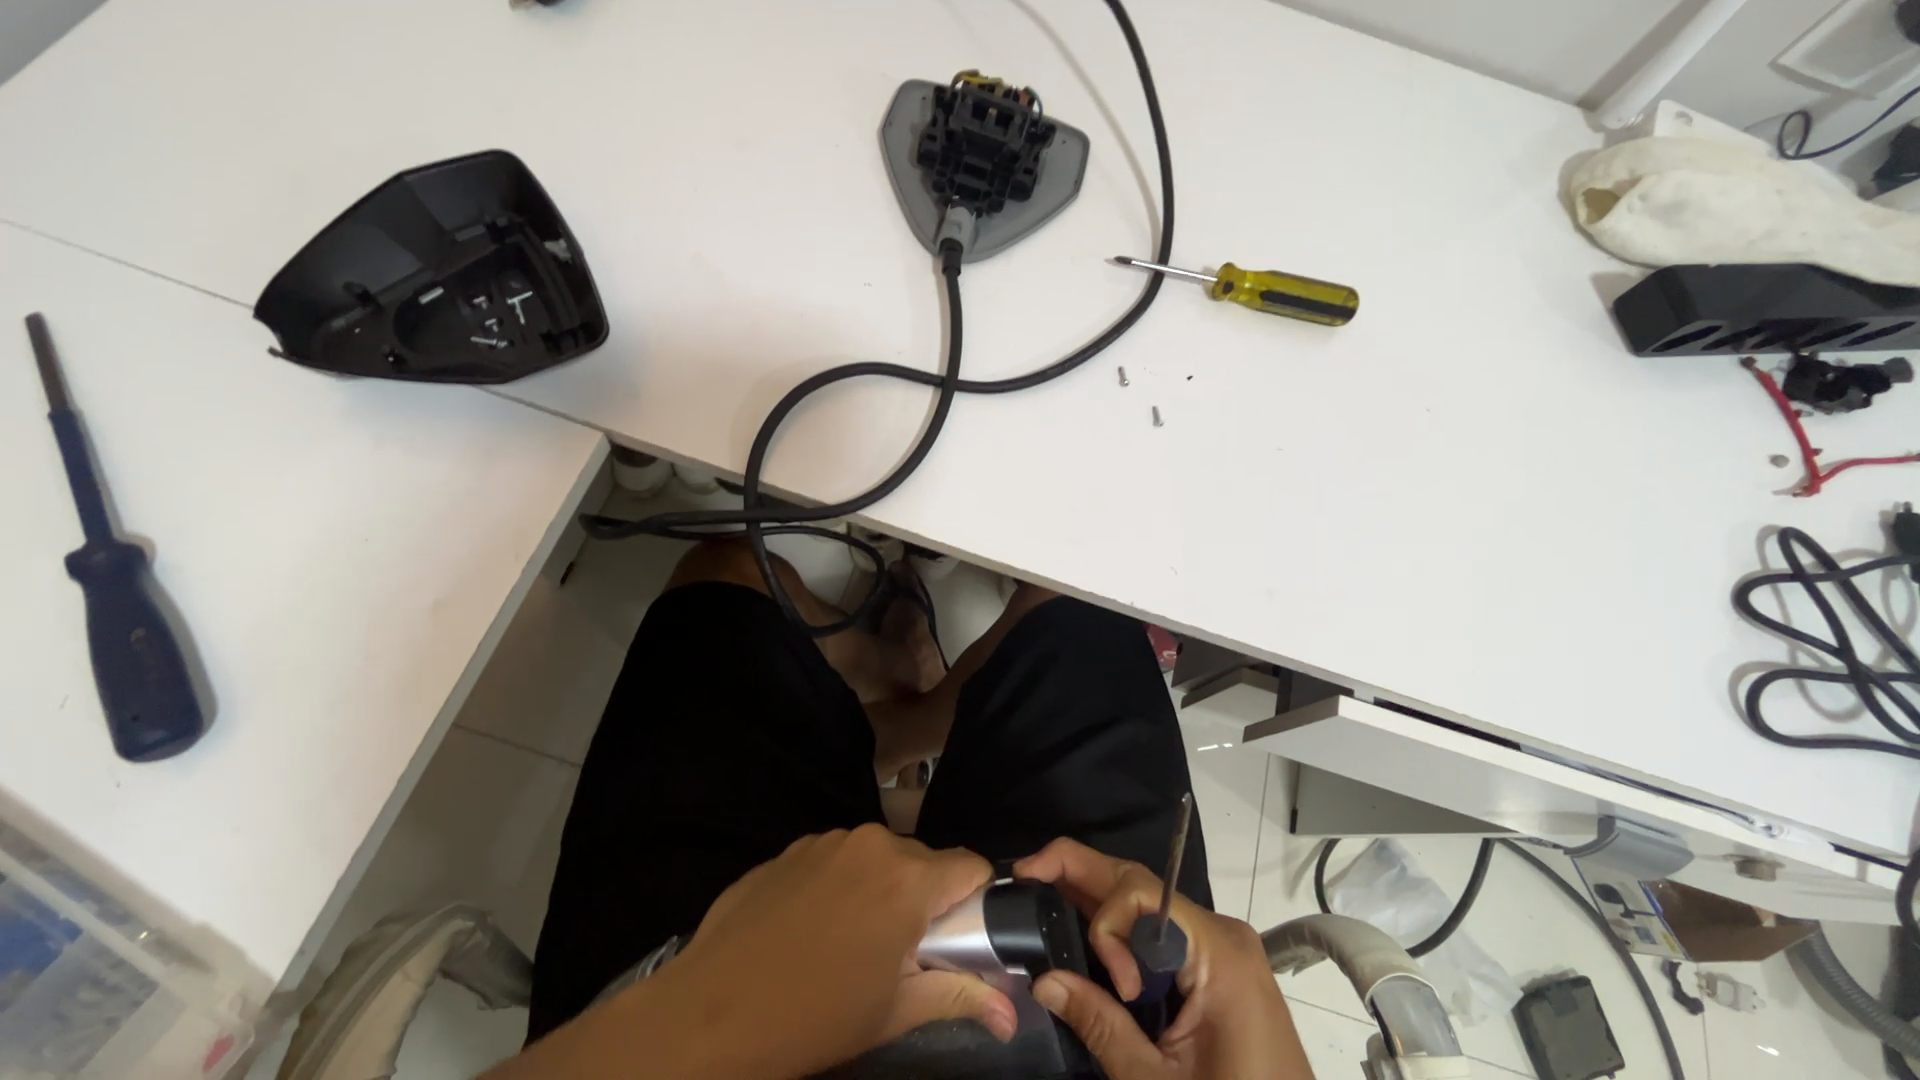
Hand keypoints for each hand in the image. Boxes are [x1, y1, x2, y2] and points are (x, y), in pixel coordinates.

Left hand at [663, 825, 1014, 1076]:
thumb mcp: (894, 1012)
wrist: (710, 1013)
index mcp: (907, 878)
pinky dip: (840, 886)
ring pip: (878, 858)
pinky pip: (836, 859)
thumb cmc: (815, 1017)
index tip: (961, 939)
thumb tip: (1012, 1016)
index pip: (972, 866)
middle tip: (904, 953)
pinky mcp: (789, 849)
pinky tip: (813, 929)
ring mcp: (825, 841)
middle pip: (924, 862)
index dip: (976, 901)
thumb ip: (961, 996)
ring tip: (852, 942)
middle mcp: (871, 844)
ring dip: (881, 890)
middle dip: (925, 900)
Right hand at [1015, 838, 1313, 1079]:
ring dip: (1096, 900)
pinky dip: (1121, 930)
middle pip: (1141, 883)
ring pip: (1148, 903)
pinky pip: (1162, 930)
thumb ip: (1101, 1025)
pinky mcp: (1219, 965)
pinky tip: (1086, 934)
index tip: (1115, 988)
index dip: (1107, 926)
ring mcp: (1223, 946)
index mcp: (1218, 951)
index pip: (1141, 893)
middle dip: (1080, 871)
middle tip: (1026, 872)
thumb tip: (1043, 981)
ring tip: (1045, 897)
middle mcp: (1222, 933)